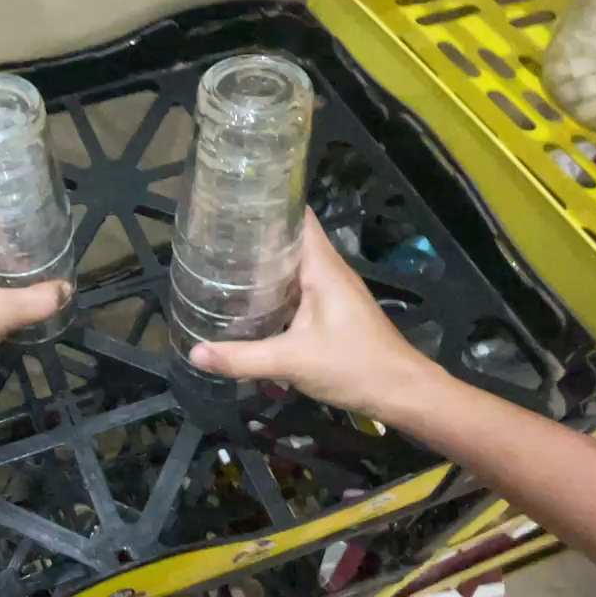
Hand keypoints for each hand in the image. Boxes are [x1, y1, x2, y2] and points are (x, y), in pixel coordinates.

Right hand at [187, 210, 449, 423]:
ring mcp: (332, 291)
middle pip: (290, 239)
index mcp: (322, 267)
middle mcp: (328, 271)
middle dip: (255, 237)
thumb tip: (194, 353)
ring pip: (293, 266)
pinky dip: (274, 288)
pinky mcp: (333, 311)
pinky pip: (298, 288)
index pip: (297, 217)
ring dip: (264, 264)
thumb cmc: (353, 366)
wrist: (401, 392)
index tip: (232, 204)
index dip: (267, 205)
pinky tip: (250, 300)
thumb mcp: (291, 362)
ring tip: (223, 264)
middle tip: (214, 238)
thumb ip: (241, 358)